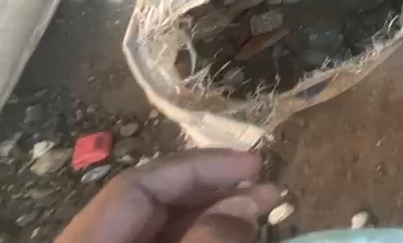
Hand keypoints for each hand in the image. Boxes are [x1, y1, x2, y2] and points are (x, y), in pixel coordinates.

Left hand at [58, 150, 282, 242]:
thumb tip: (248, 199)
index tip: (255, 168)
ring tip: (259, 215)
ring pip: (155, 231)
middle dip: (213, 193)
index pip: (134, 186)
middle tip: (268, 194)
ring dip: (212, 217)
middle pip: (147, 207)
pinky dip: (196, 239)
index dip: (199, 167)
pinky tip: (228, 237)